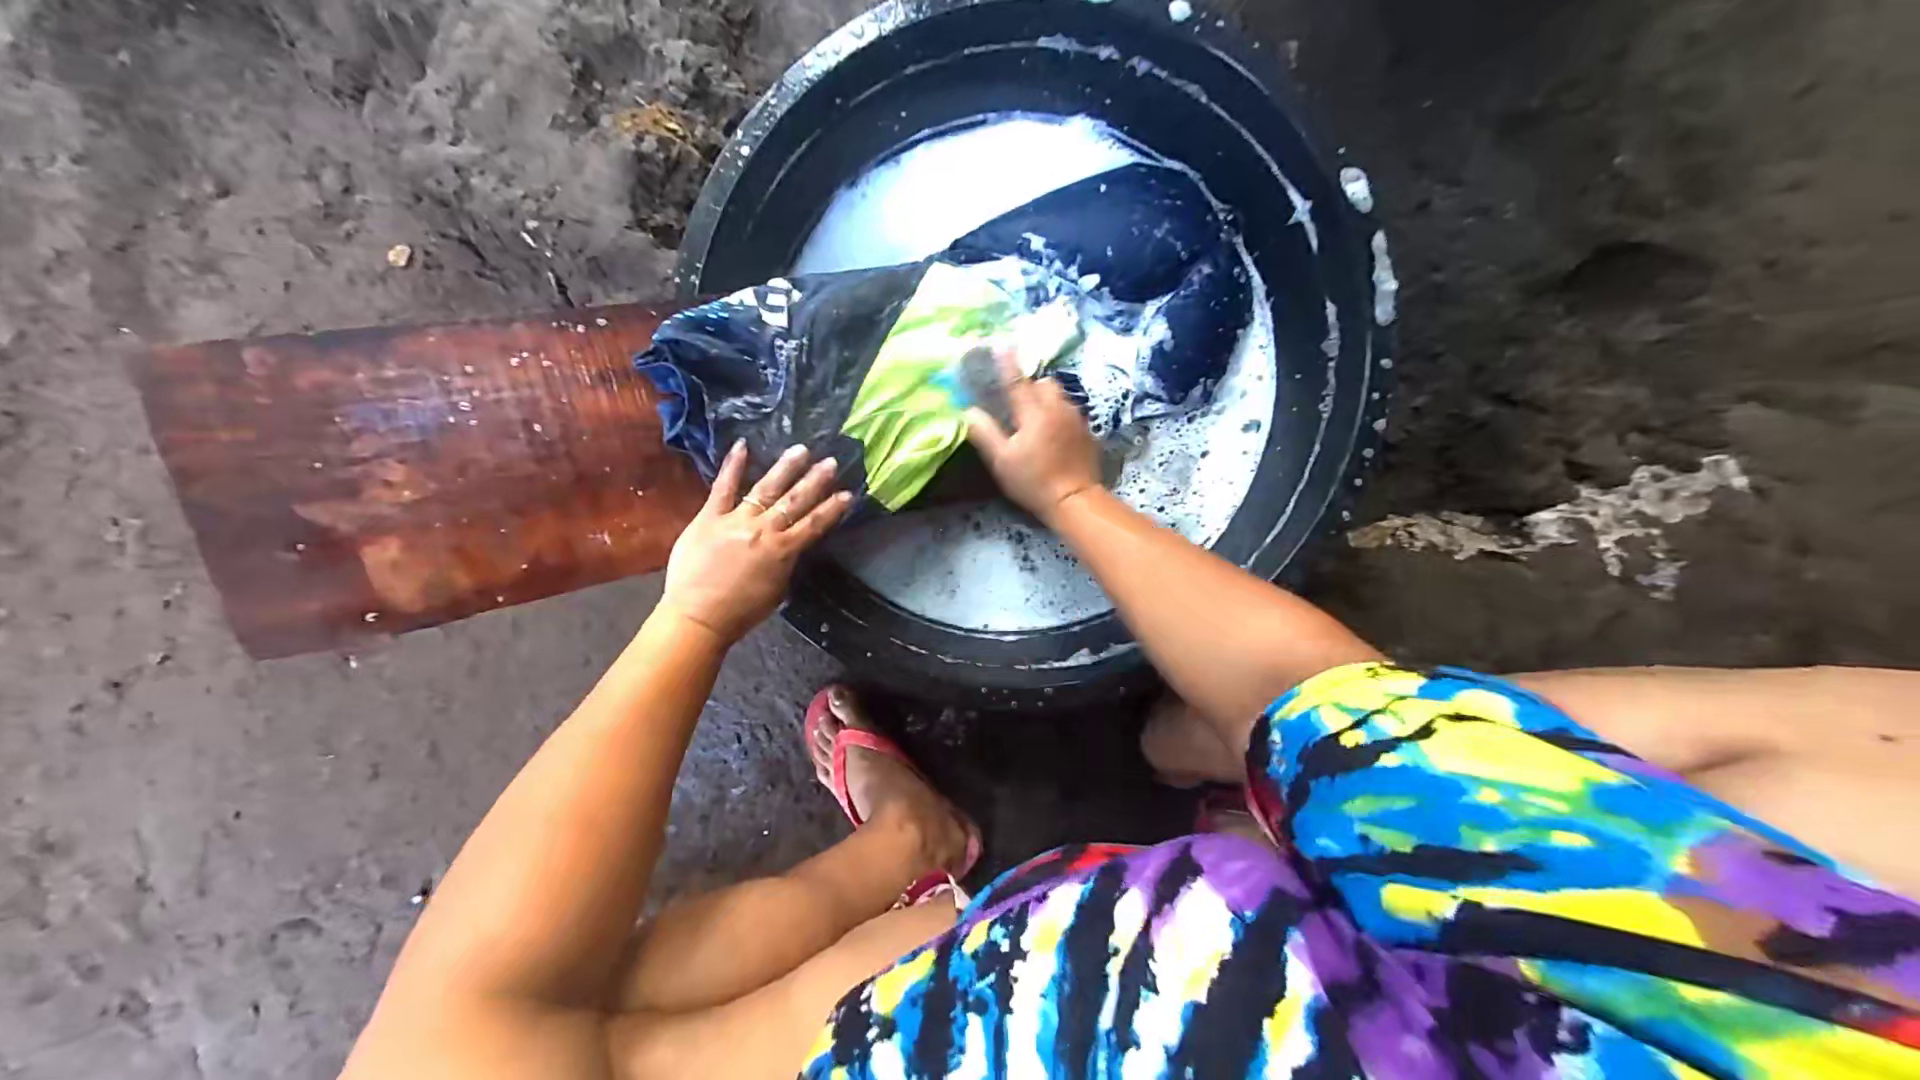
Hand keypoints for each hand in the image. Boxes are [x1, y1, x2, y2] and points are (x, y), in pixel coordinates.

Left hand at [659, 441, 853, 642]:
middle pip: (794, 501)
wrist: (697, 617)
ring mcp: (736, 521)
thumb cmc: (741, 611)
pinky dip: (733, 465)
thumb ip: (786, 561)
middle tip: (830, 462)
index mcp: (783, 551)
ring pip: (766, 489)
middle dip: (815, 481)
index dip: (832, 508)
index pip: (814, 524)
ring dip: (785, 468)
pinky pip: (723, 487)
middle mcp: (764, 531)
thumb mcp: (777, 589)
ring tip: (801, 449)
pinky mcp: (709, 517)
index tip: (848, 493)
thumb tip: (792, 543)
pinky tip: (743, 445)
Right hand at [964, 351, 1102, 524]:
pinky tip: (1054, 434)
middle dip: (1031, 385)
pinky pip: (1071, 412)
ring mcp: (1076, 419)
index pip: (1017, 380)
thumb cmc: (1033, 481)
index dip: (1007, 362)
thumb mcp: (1002, 461)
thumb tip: (969, 411)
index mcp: (1033, 412)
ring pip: (1060, 396)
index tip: (1000, 344)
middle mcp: (1057, 408)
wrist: (1075, 500)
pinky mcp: (1088, 432)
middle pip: (1044, 383)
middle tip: (1017, 401)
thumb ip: (985, 433)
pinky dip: (1060, 415)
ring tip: (1036, 417)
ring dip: (1046, 399)